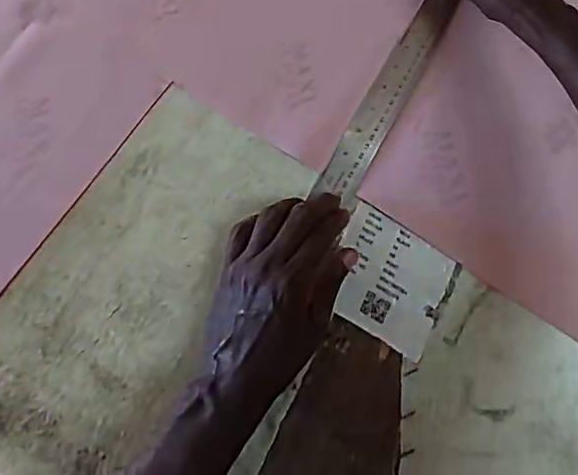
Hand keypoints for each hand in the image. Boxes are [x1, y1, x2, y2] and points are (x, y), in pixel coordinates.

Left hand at [199, 195, 358, 410]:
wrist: (233, 378)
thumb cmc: (280, 358)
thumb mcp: (314, 328)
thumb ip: (330, 285)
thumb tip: (348, 253)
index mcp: (292, 281)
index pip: (318, 237)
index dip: (333, 221)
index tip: (344, 213)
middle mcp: (267, 264)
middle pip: (295, 219)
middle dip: (317, 205)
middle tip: (331, 200)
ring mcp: (244, 262)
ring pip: (268, 218)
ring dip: (289, 206)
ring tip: (304, 205)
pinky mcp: (228, 266)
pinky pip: (241, 231)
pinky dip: (258, 219)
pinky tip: (270, 220)